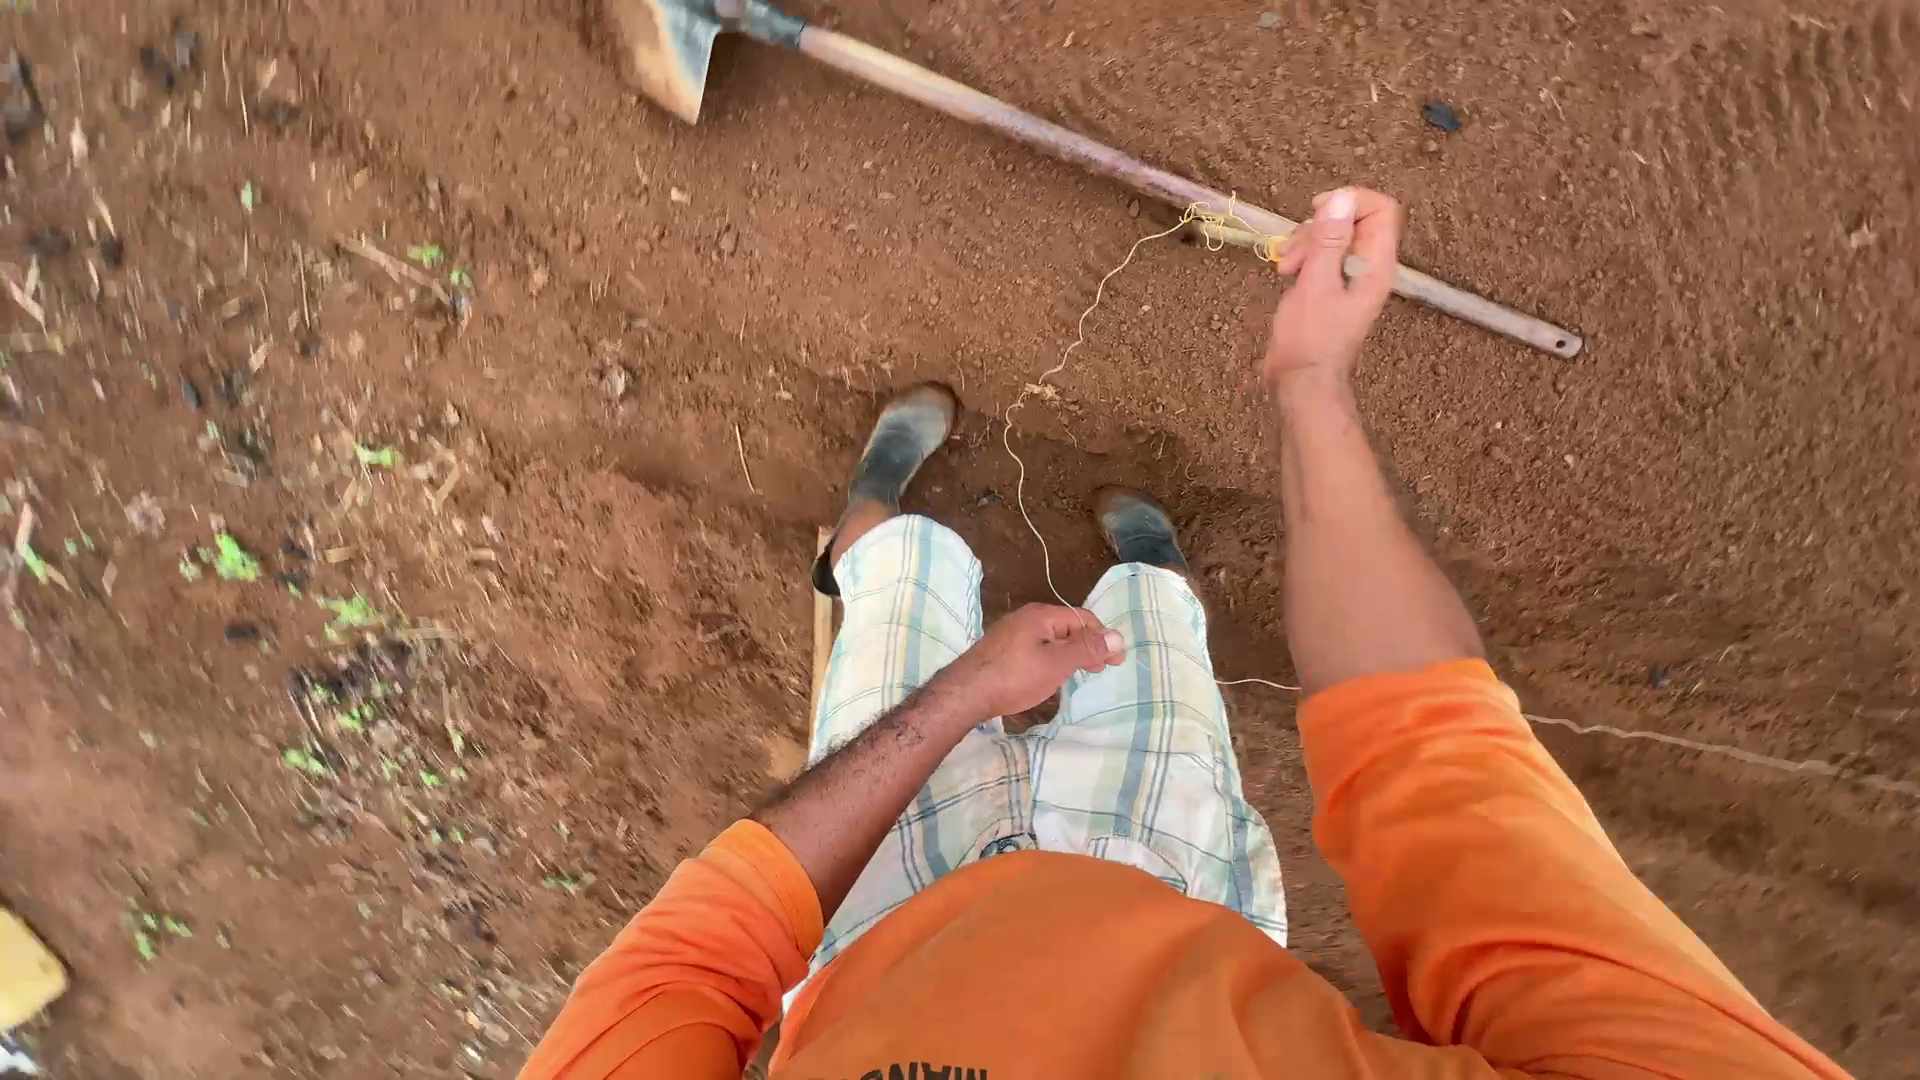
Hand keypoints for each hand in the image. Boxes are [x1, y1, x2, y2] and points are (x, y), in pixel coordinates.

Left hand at [934, 604, 1125, 717]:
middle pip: (1067, 627)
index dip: (1103, 638)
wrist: (965, 693)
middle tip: (1102, 669)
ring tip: (1081, 673)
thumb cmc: (1014, 676)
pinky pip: (1036, 649)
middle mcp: (1026, 618)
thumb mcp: (1056, 663)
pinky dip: (1052, 659)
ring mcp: (1011, 634)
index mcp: (1041, 615)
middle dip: (1088, 646)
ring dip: (1070, 654)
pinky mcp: (1002, 651)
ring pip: (1051, 639)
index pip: (1083, 618)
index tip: (1116, 662)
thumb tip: (1117, 636)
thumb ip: (1086, 649)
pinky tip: (1052, 676)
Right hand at [1265, 187, 1403, 387]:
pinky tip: (1286, 274)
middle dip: (1317, 228)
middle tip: (1291, 255)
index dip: (1349, 201)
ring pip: (1332, 238)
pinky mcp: (1329, 290)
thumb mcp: (1316, 286)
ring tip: (1284, 267)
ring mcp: (1348, 280)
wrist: (1300, 383)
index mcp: (1376, 265)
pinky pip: (1321, 259)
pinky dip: (1302, 258)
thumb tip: (1339, 198)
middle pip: (1352, 221)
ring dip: (1305, 243)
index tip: (1315, 211)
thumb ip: (1328, 241)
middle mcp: (1368, 268)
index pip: (1380, 209)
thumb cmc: (1309, 339)